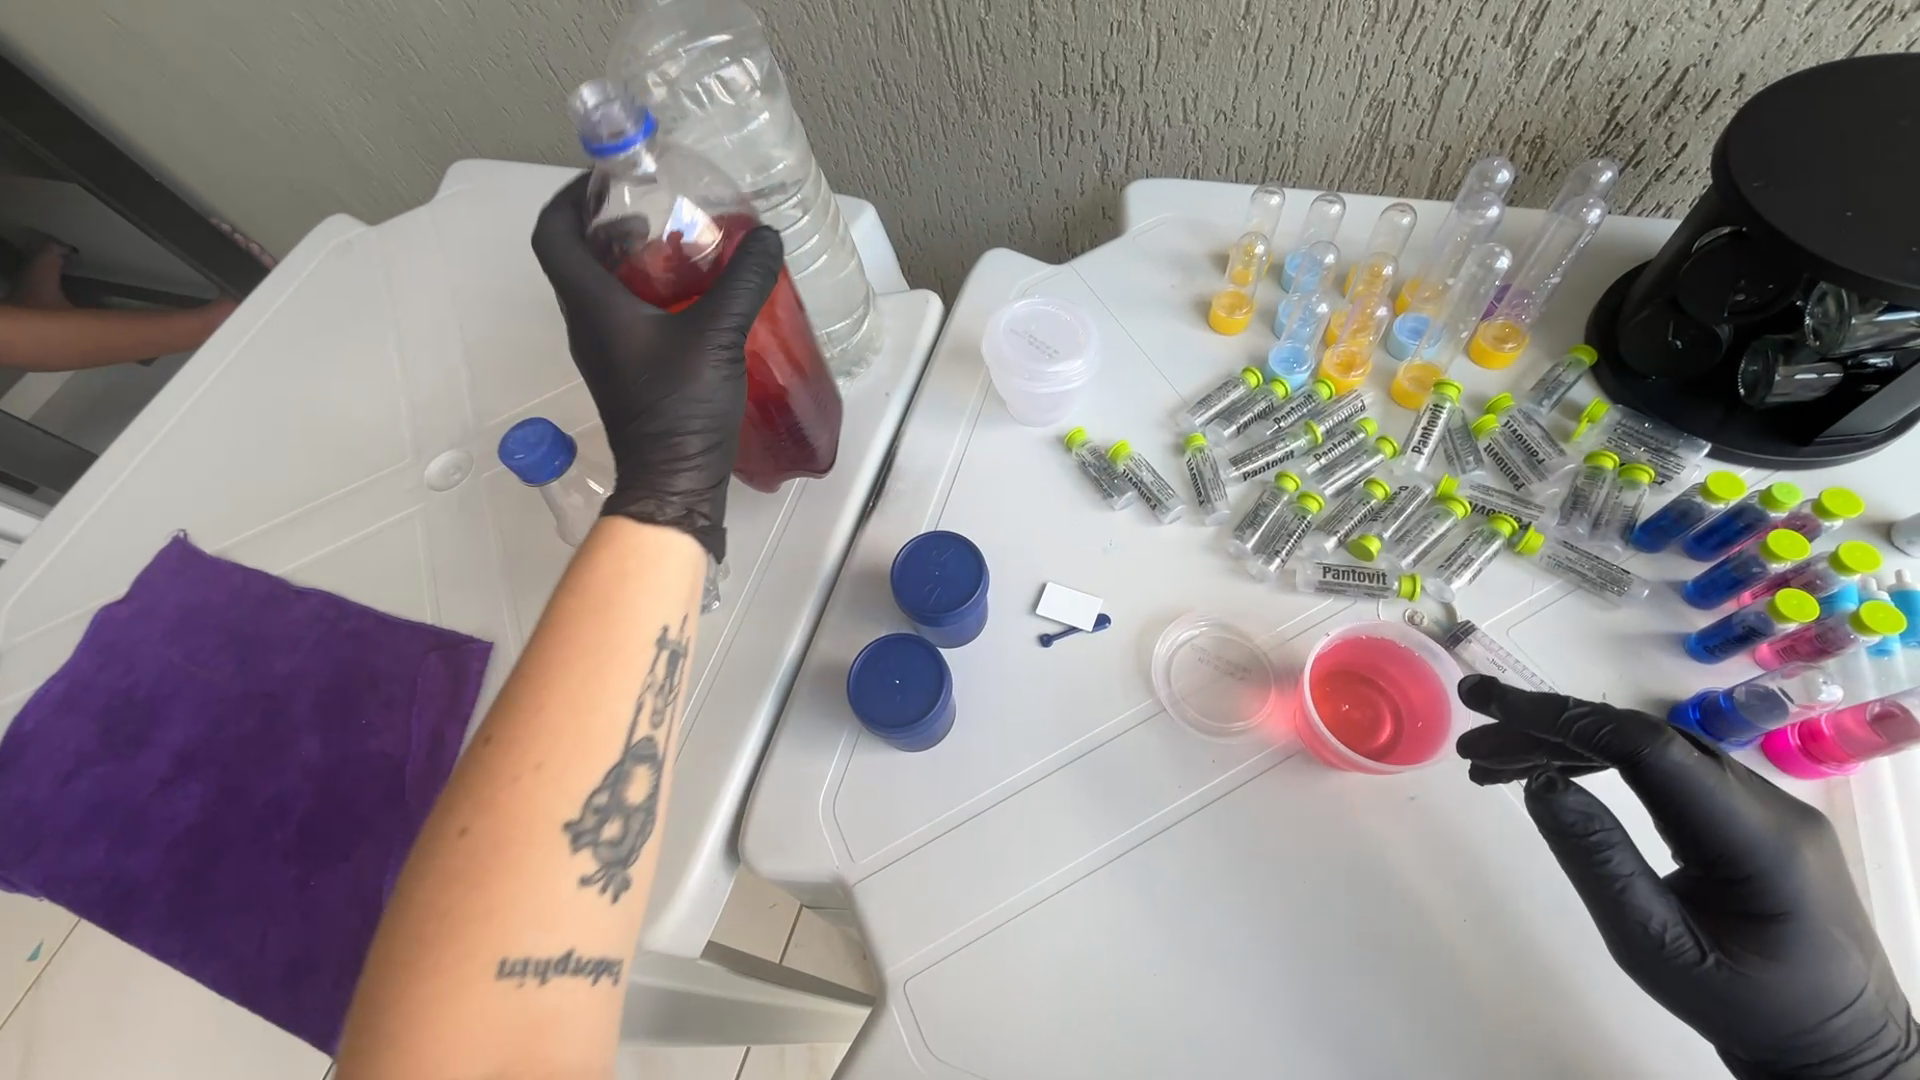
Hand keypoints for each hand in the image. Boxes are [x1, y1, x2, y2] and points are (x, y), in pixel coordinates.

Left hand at [530, 173, 783, 562]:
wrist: (673, 480)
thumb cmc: (681, 407)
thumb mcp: (717, 338)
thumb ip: (743, 284)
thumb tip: (766, 238)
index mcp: (592, 307)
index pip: (553, 234)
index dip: (570, 198)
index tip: (607, 181)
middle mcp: (588, 325)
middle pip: (578, 258)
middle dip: (609, 226)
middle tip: (656, 211)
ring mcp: (606, 354)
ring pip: (603, 290)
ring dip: (631, 263)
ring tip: (680, 251)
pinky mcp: (628, 375)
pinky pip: (625, 319)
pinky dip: (648, 297)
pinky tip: (693, 303)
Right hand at [1454, 674, 1919, 1078]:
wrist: (1835, 1047)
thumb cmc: (1740, 1005)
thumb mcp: (1654, 946)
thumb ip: (1597, 859)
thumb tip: (1538, 782)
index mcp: (1754, 838)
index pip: (1646, 747)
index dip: (1560, 718)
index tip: (1486, 705)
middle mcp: (1767, 803)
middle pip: (1638, 738)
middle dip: (1545, 728)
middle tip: (1471, 739)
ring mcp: (1760, 805)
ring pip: (1642, 748)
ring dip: (1560, 745)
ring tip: (1488, 762)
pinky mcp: (1743, 814)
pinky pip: (1657, 767)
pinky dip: (1591, 763)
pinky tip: (1545, 774)